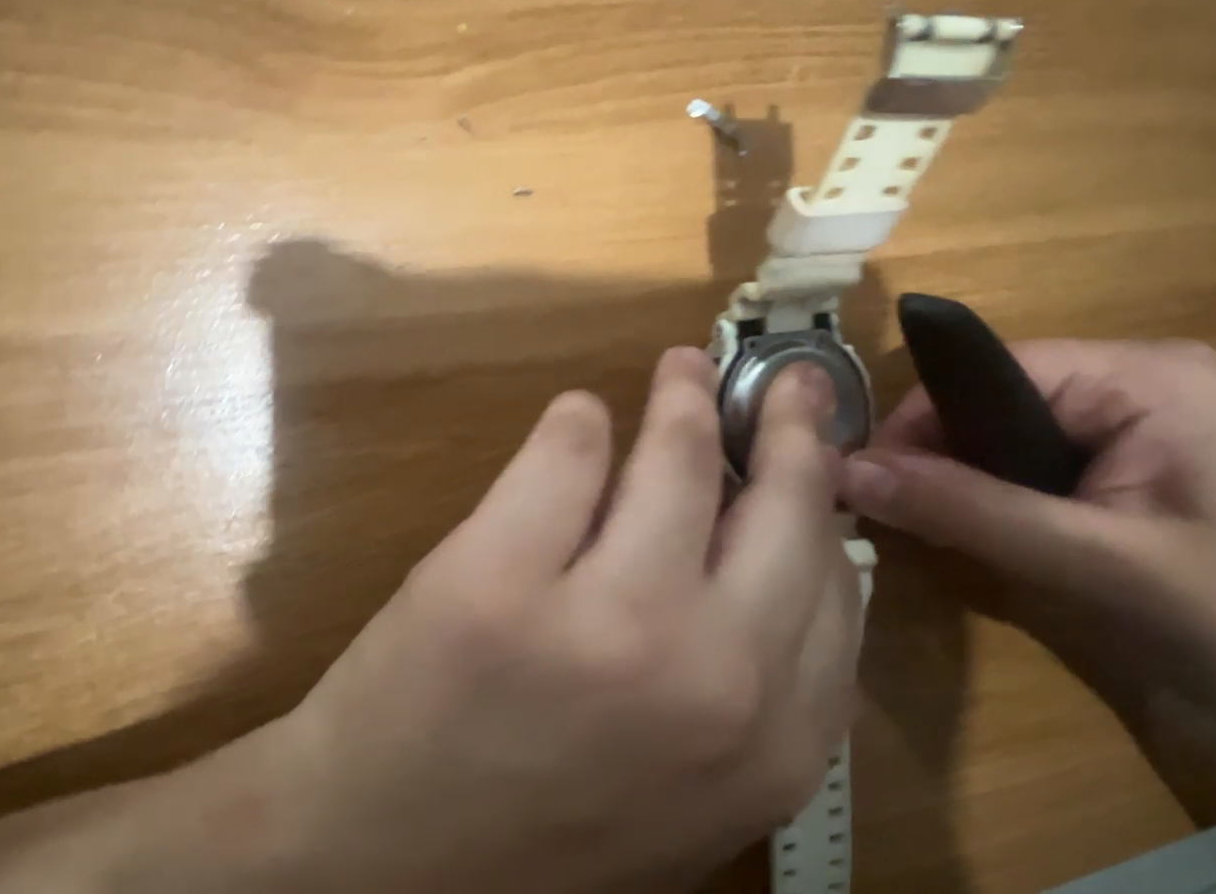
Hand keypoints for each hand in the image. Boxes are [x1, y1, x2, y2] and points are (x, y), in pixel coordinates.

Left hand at [272, 347, 859, 893]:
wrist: (381, 859)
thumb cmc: (545, 820)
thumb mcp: (690, 785)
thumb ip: (754, 684)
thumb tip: (780, 545)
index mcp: (770, 743)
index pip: (834, 582)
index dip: (818, 503)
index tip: (808, 456)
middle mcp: (709, 676)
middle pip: (782, 505)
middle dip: (789, 428)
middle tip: (782, 382)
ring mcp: (603, 622)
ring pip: (676, 459)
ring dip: (682, 398)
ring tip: (679, 371)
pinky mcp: (499, 575)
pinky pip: (569, 451)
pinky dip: (578, 422)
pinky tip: (579, 418)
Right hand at [840, 340, 1215, 825]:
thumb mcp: (1101, 566)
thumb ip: (969, 511)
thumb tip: (846, 471)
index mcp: (1145, 376)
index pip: (987, 374)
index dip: (918, 425)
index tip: (860, 486)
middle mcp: (1142, 386)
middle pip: (997, 407)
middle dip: (941, 464)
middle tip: (887, 524)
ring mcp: (1149, 433)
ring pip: (1014, 447)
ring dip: (971, 493)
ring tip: (929, 541)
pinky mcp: (1147, 478)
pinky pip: (1045, 477)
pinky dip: (1007, 511)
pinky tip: (989, 550)